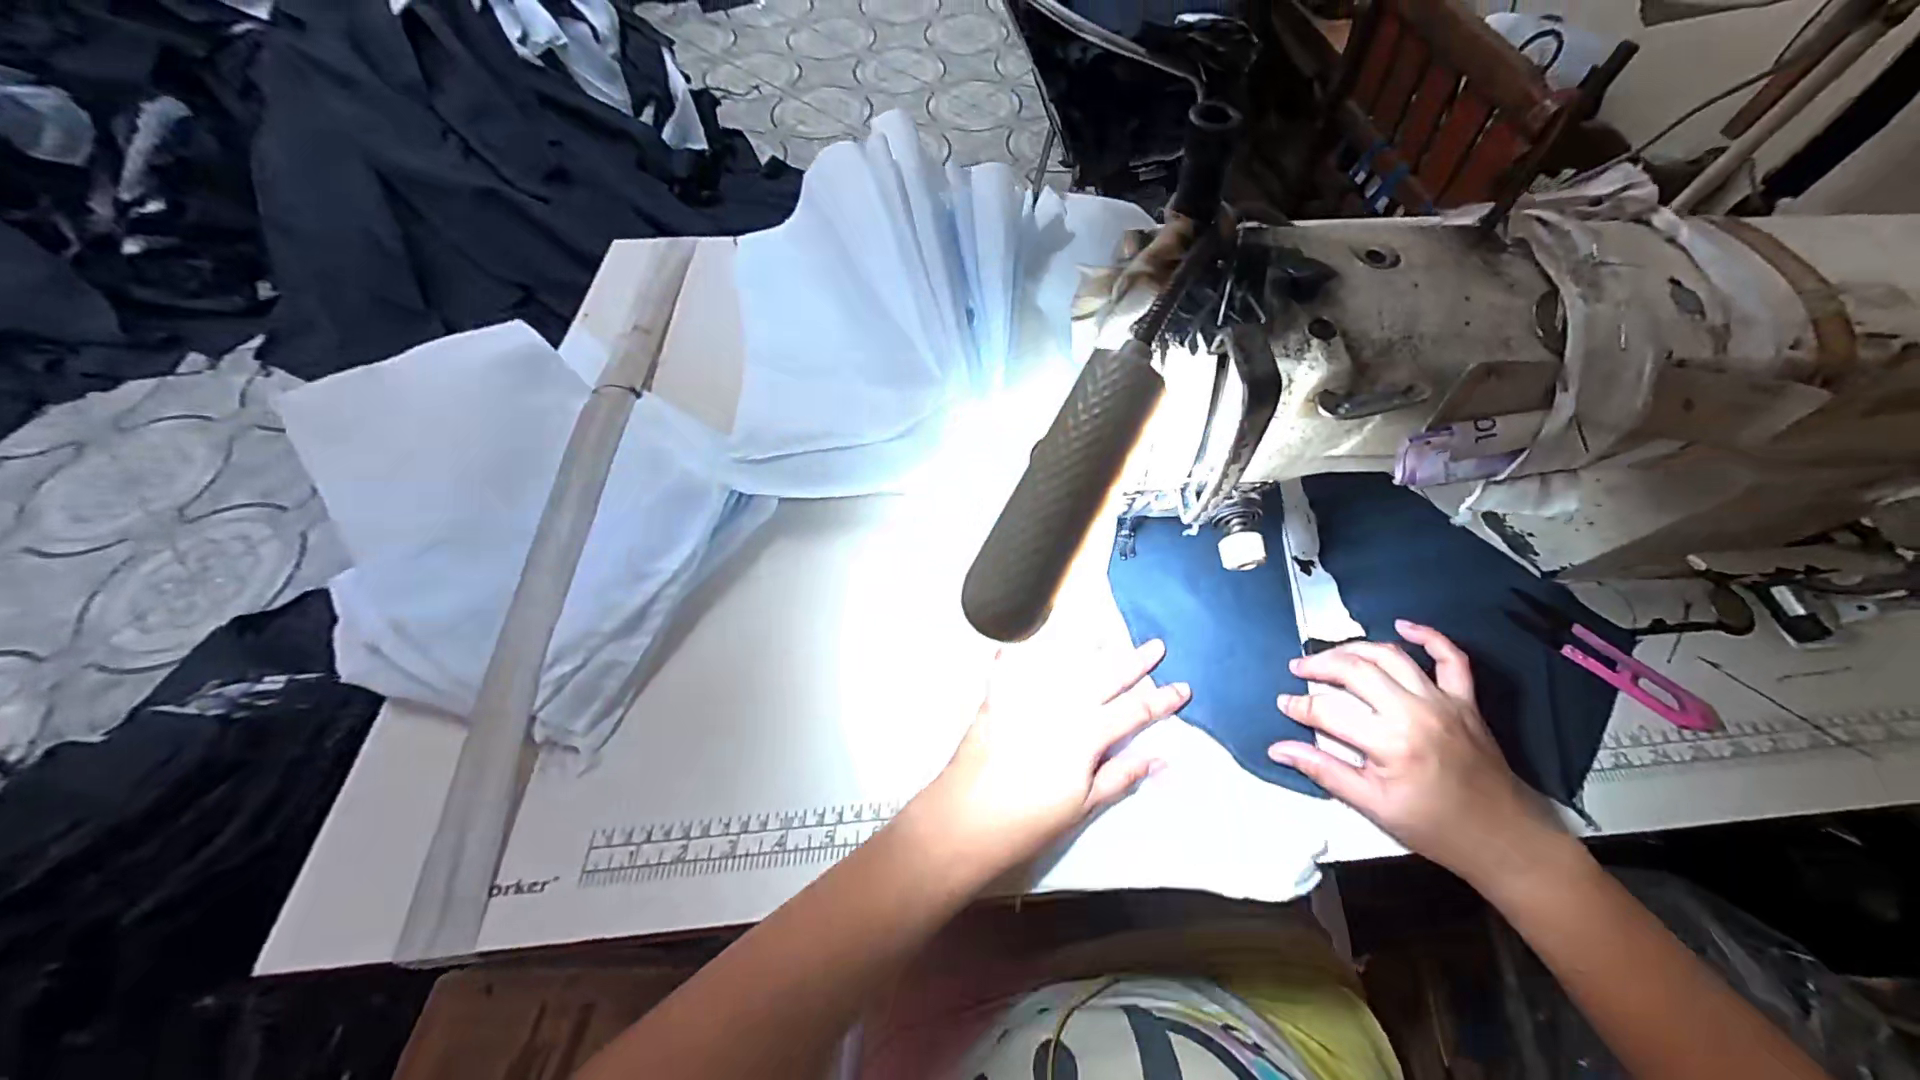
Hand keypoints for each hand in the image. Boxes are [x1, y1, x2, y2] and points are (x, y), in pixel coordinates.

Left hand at [911, 639, 1189, 877]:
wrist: (968, 816)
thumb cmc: (1031, 819)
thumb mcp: (1084, 803)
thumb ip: (1121, 775)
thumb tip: (1161, 759)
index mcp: (1087, 733)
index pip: (1134, 712)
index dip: (1162, 700)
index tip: (1184, 687)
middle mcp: (1061, 705)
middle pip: (1105, 676)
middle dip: (1134, 661)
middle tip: (1156, 645)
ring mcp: (1028, 696)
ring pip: (1064, 661)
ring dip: (1086, 643)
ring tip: (1103, 627)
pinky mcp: (999, 696)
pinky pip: (1014, 663)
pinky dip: (1022, 648)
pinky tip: (1027, 636)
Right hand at [1267, 620, 1565, 884]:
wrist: (1504, 839)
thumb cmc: (1436, 827)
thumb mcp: (1371, 805)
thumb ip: (1323, 770)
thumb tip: (1279, 749)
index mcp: (1391, 743)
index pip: (1328, 711)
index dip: (1299, 706)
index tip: (1283, 704)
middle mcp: (1416, 712)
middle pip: (1356, 670)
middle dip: (1319, 666)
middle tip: (1297, 669)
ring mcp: (1444, 702)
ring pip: (1391, 656)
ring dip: (1355, 649)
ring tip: (1331, 655)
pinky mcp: (1465, 701)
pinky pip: (1450, 659)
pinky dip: (1429, 637)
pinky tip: (1404, 625)